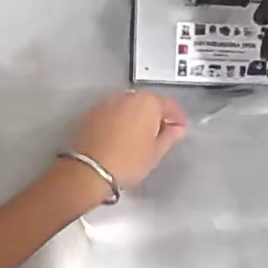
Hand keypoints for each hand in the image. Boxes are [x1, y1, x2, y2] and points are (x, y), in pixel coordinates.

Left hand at [65, 91, 188, 191]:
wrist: (87, 171)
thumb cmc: (126, 162)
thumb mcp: (155, 153)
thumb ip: (169, 137)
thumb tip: (177, 129)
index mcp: (148, 102)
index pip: (169, 105)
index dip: (177, 117)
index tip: (180, 127)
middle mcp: (127, 97)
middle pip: (147, 103)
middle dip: (155, 116)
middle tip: (160, 133)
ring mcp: (106, 103)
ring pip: (128, 107)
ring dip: (135, 118)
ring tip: (139, 137)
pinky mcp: (91, 114)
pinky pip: (112, 114)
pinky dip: (119, 122)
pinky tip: (120, 137)